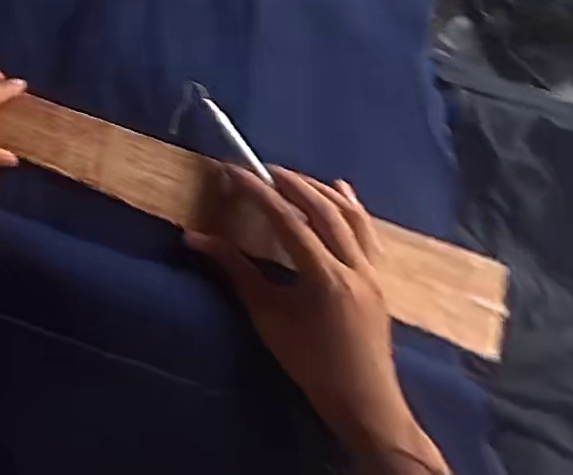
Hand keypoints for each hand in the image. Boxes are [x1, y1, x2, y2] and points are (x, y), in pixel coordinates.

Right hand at [188, 167, 448, 472]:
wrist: (365, 404)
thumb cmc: (308, 361)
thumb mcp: (265, 313)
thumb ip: (233, 268)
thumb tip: (192, 237)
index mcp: (325, 277)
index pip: (287, 220)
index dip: (258, 191)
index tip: (233, 171)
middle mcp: (355, 269)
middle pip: (324, 210)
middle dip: (291, 183)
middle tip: (261, 168)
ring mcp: (373, 274)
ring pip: (351, 217)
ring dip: (320, 190)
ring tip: (292, 176)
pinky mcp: (380, 280)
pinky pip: (368, 233)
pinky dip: (352, 207)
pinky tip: (341, 190)